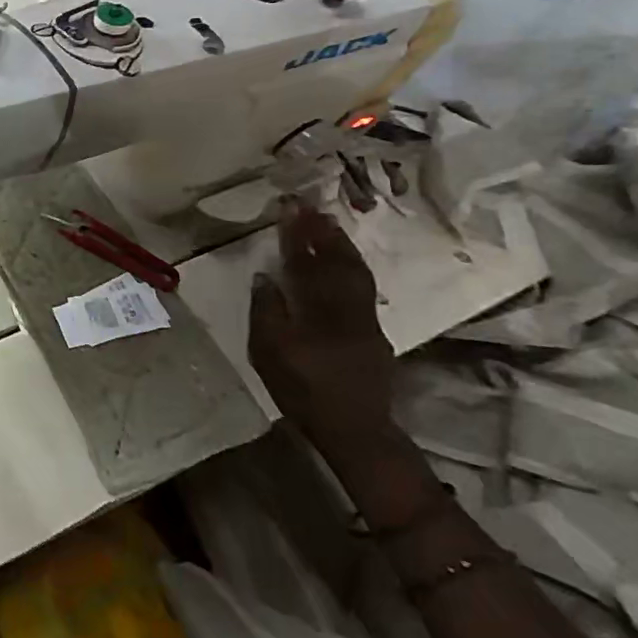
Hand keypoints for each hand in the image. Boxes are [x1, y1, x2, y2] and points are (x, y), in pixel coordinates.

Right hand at [248, 198, 395, 453]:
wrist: (354, 428)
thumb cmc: (302, 388)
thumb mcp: (269, 350)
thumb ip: (267, 310)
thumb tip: (266, 275)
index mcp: (320, 311)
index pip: (306, 263)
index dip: (296, 235)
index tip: (289, 208)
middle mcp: (348, 310)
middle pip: (339, 264)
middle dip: (324, 234)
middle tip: (312, 208)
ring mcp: (365, 322)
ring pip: (357, 275)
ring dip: (342, 248)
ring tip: (330, 226)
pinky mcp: (372, 333)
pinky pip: (362, 289)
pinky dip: (352, 268)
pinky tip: (345, 264)